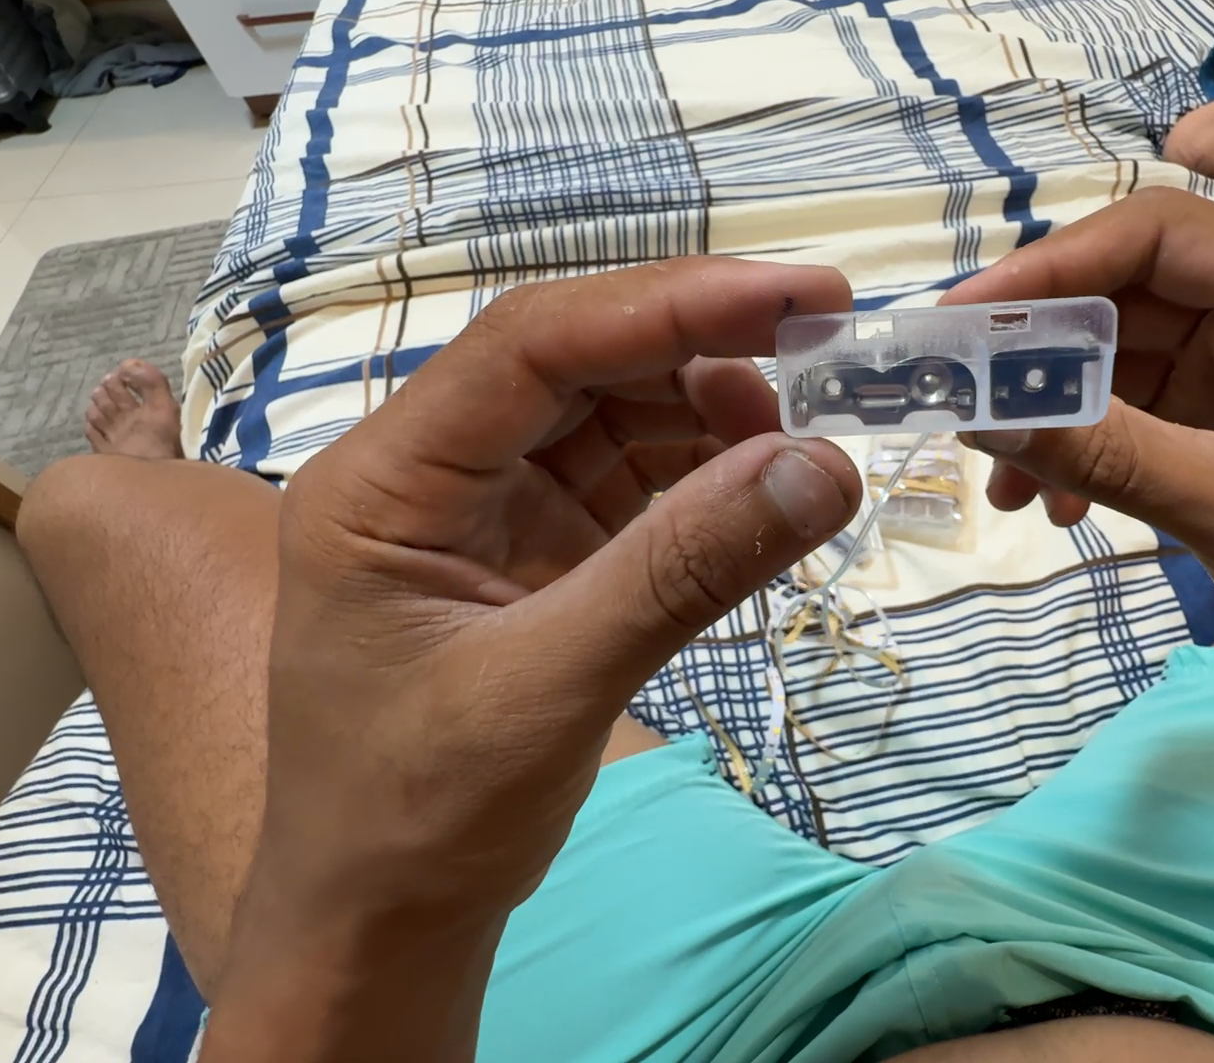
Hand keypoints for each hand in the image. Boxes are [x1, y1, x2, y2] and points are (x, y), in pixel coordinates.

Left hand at [207, 259, 861, 1060]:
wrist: (388, 917)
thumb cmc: (426, 815)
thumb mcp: (553, 688)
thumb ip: (686, 571)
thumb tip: (826, 467)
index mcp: (387, 481)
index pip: (531, 348)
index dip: (667, 307)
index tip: (794, 296)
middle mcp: (435, 470)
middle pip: (579, 364)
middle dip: (700, 351)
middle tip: (820, 354)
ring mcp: (494, 507)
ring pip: (616, 415)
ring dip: (709, 417)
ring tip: (791, 449)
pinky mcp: (544, 546)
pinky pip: (634, 481)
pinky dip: (702, 478)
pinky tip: (754, 492)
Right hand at [944, 188, 1213, 673]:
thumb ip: (1103, 454)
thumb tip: (978, 420)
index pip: (1157, 235)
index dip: (1048, 267)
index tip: (961, 321)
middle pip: (1125, 298)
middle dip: (1037, 356)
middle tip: (963, 406)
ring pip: (1116, 364)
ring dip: (1052, 418)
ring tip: (1006, 486)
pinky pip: (1129, 416)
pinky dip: (1083, 453)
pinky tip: (1057, 506)